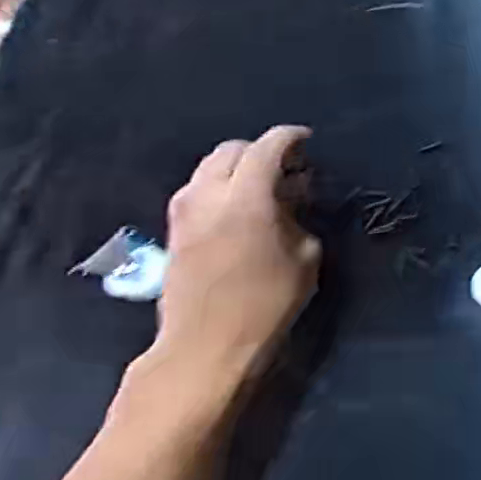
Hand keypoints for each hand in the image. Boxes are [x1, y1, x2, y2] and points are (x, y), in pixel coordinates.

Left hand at [153, 126, 320, 378]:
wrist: (208, 341)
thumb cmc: (268, 301)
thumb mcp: (305, 258)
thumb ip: (297, 218)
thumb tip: (290, 198)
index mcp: (246, 198)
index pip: (266, 148)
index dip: (289, 138)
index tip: (306, 139)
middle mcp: (207, 194)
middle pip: (232, 150)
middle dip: (261, 151)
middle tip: (289, 169)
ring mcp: (184, 210)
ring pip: (211, 168)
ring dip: (239, 170)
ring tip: (266, 189)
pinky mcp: (174, 228)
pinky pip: (200, 190)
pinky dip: (223, 187)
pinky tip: (243, 209)